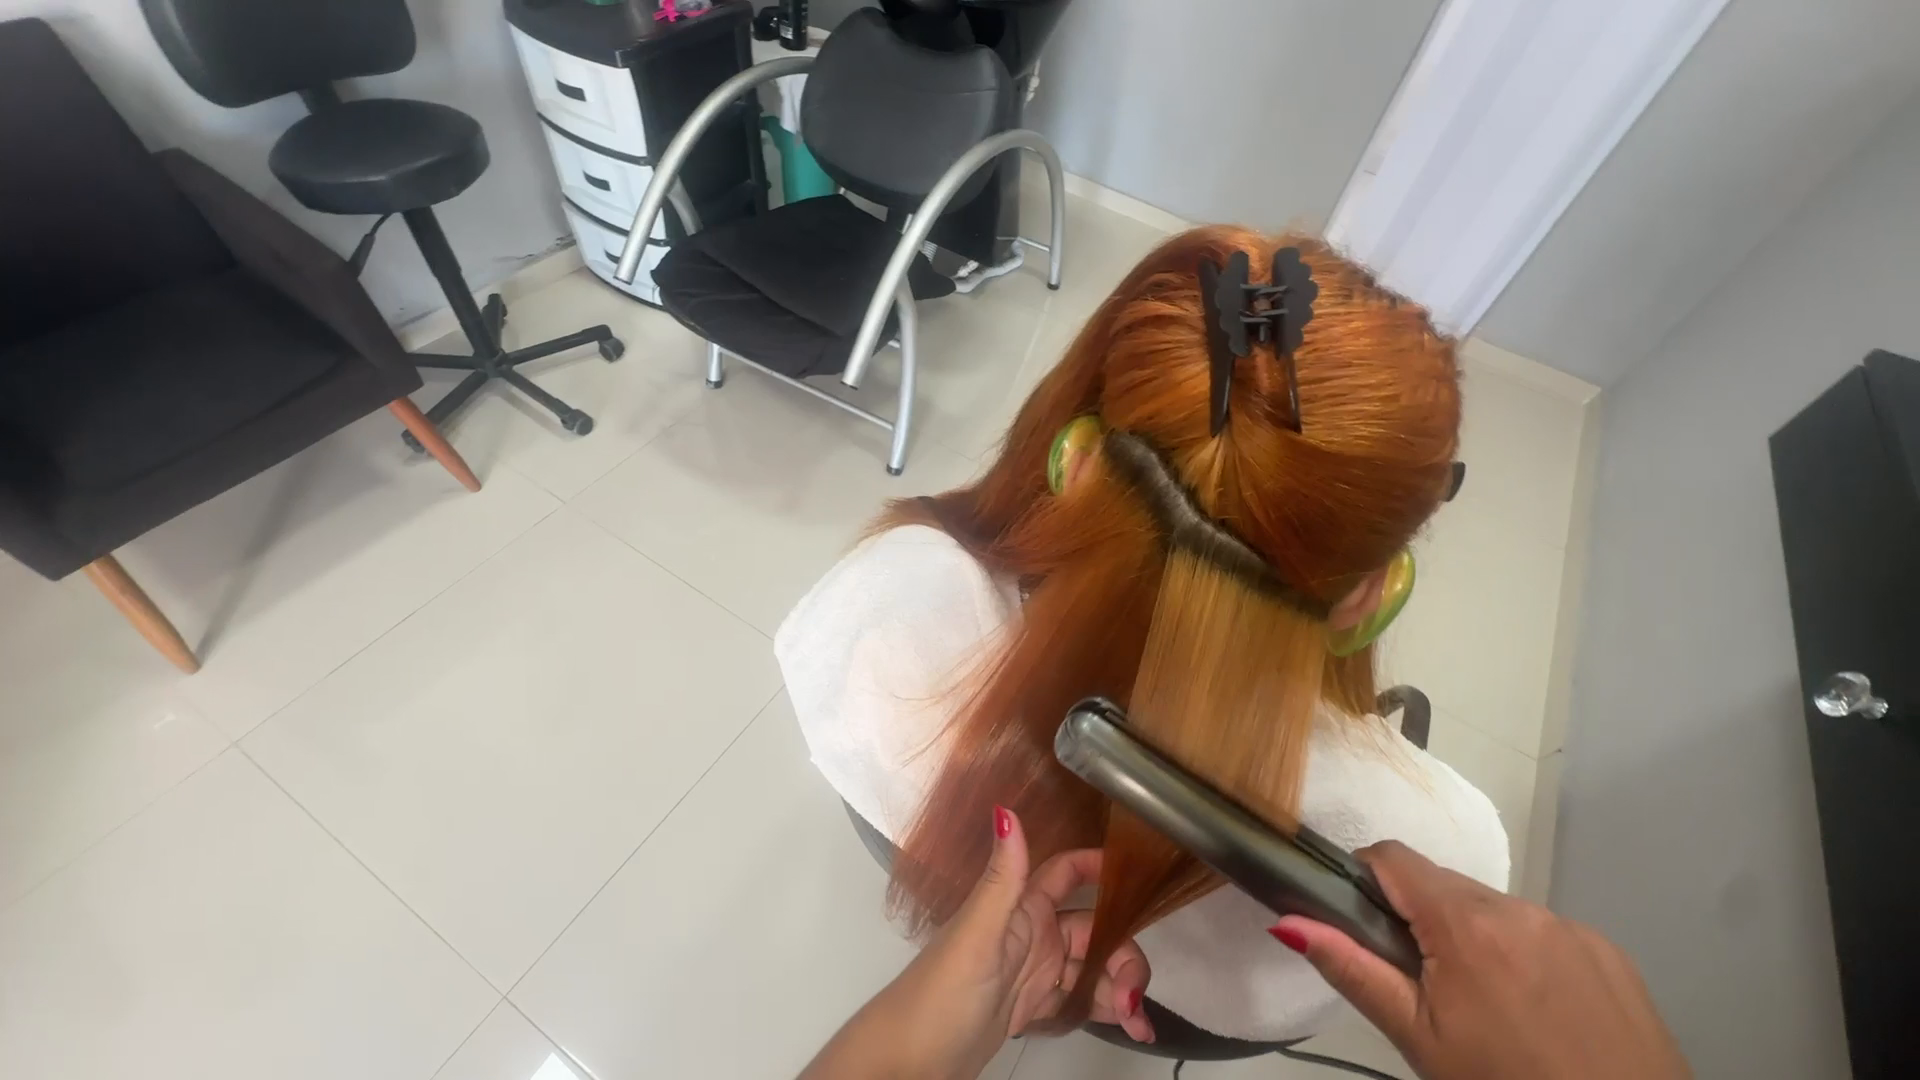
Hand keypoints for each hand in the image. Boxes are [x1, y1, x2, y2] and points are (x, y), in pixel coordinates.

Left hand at [799, 808, 1152, 1079]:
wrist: (915, 1057)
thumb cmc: (942, 990)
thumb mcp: (977, 931)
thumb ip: (1001, 876)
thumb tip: (1006, 809)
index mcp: (1019, 904)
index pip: (1068, 872)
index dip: (1101, 868)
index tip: (1141, 878)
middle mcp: (1032, 930)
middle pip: (1094, 927)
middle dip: (1122, 952)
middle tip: (1134, 991)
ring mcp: (1035, 969)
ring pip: (1093, 965)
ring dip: (1122, 987)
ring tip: (1137, 1019)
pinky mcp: (1035, 1004)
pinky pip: (1083, 999)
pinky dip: (1109, 1010)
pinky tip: (1131, 1026)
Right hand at [1272, 841, 1689, 1079]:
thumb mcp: (1418, 1038)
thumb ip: (1351, 969)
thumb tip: (1286, 920)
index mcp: (1466, 922)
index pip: (1392, 856)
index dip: (1366, 877)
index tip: (1363, 921)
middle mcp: (1519, 906)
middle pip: (1442, 883)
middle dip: (1419, 915)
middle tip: (1422, 981)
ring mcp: (1570, 926)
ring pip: (1491, 907)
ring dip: (1471, 935)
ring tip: (1486, 1006)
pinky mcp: (1610, 951)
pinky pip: (1541, 930)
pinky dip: (1521, 953)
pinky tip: (1536, 1011)